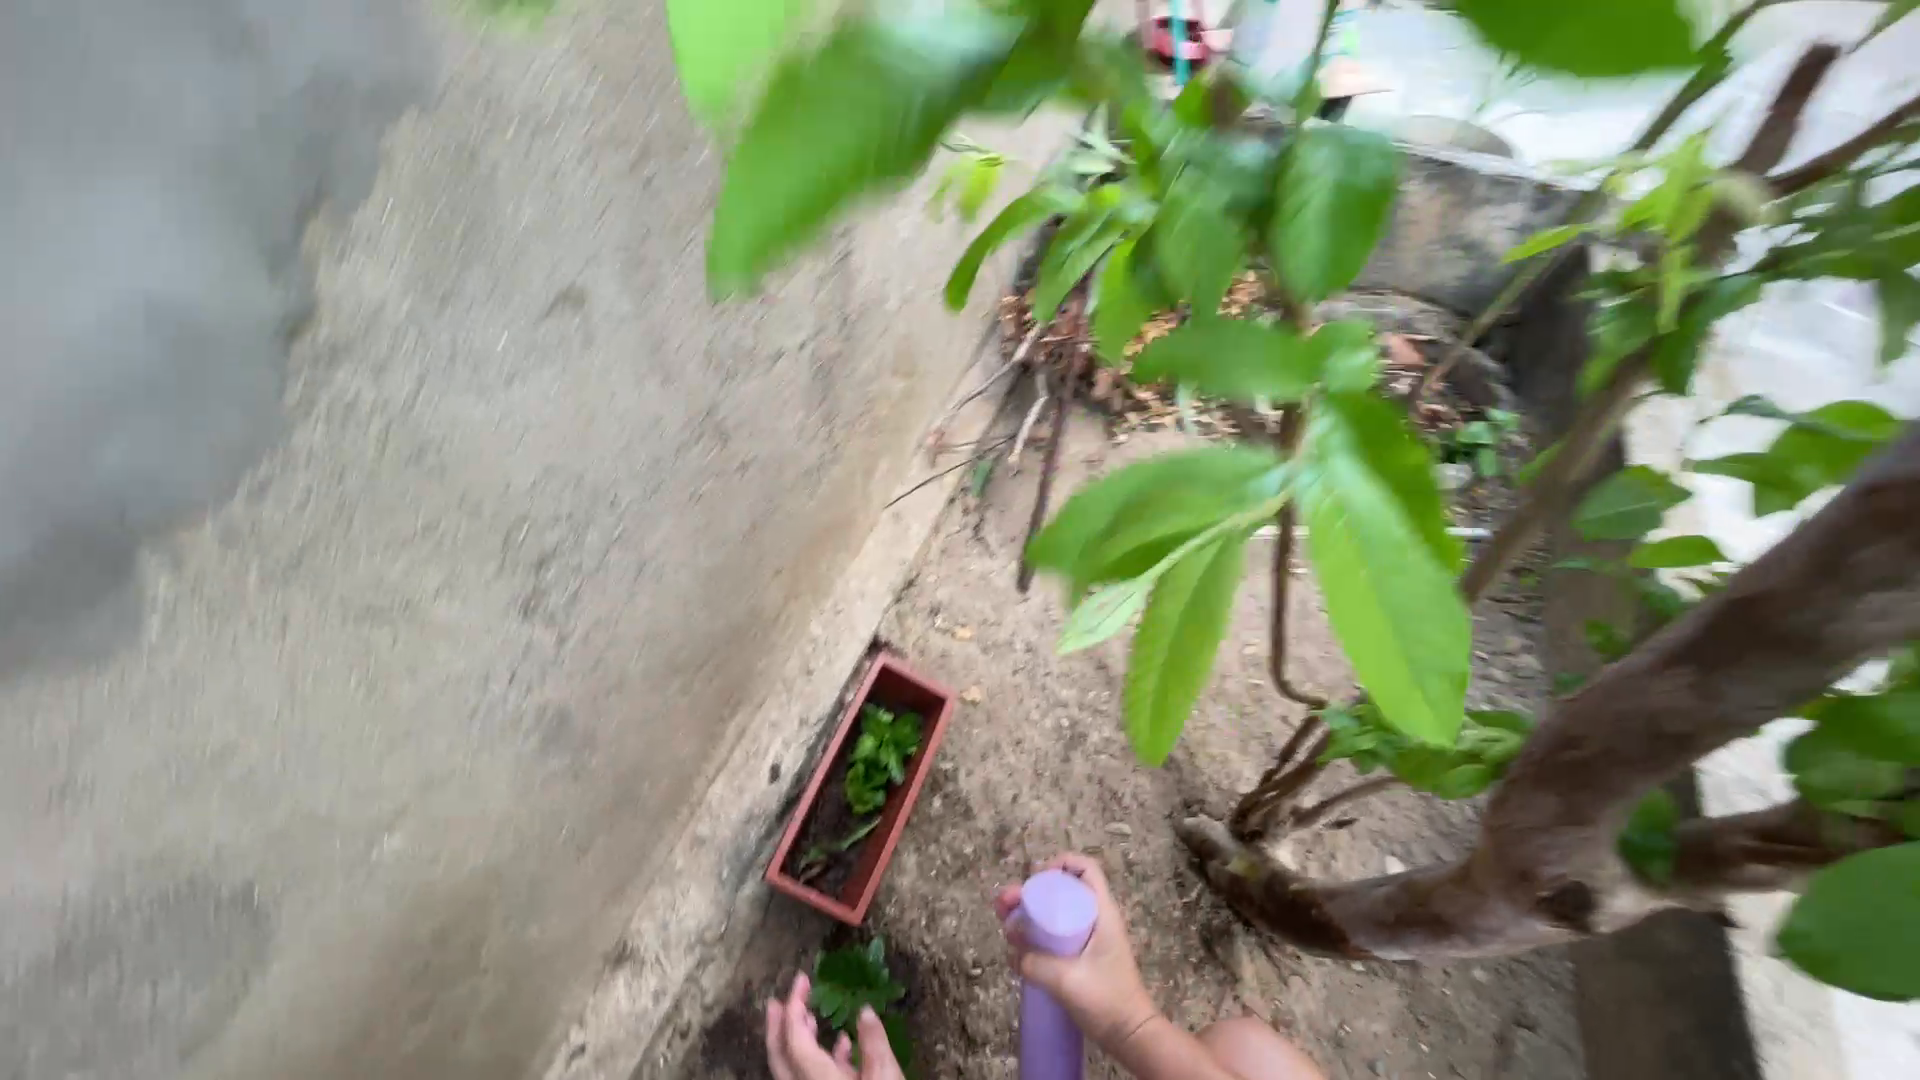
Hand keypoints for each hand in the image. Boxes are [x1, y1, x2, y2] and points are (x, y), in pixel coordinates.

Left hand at [764, 972, 904, 1079]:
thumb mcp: (887, 1077)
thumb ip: (874, 1044)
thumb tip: (864, 1011)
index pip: (795, 1041)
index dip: (793, 1008)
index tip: (801, 980)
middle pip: (781, 1060)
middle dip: (777, 1029)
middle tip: (776, 1000)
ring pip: (794, 1071)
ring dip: (796, 1042)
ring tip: (805, 1014)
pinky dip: (821, 1059)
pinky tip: (842, 1045)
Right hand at [996, 852, 1159, 1052]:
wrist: (1131, 1037)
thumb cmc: (1107, 1000)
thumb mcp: (1067, 980)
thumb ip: (1036, 964)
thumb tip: (1012, 953)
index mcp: (1101, 913)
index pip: (1086, 869)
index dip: (1061, 863)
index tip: (1035, 878)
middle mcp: (1095, 918)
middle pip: (1062, 889)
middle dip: (1030, 891)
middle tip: (1005, 903)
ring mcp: (1089, 938)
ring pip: (1055, 912)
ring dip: (1028, 912)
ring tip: (1004, 922)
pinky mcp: (1081, 956)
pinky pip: (1055, 933)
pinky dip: (1036, 933)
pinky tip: (1018, 945)